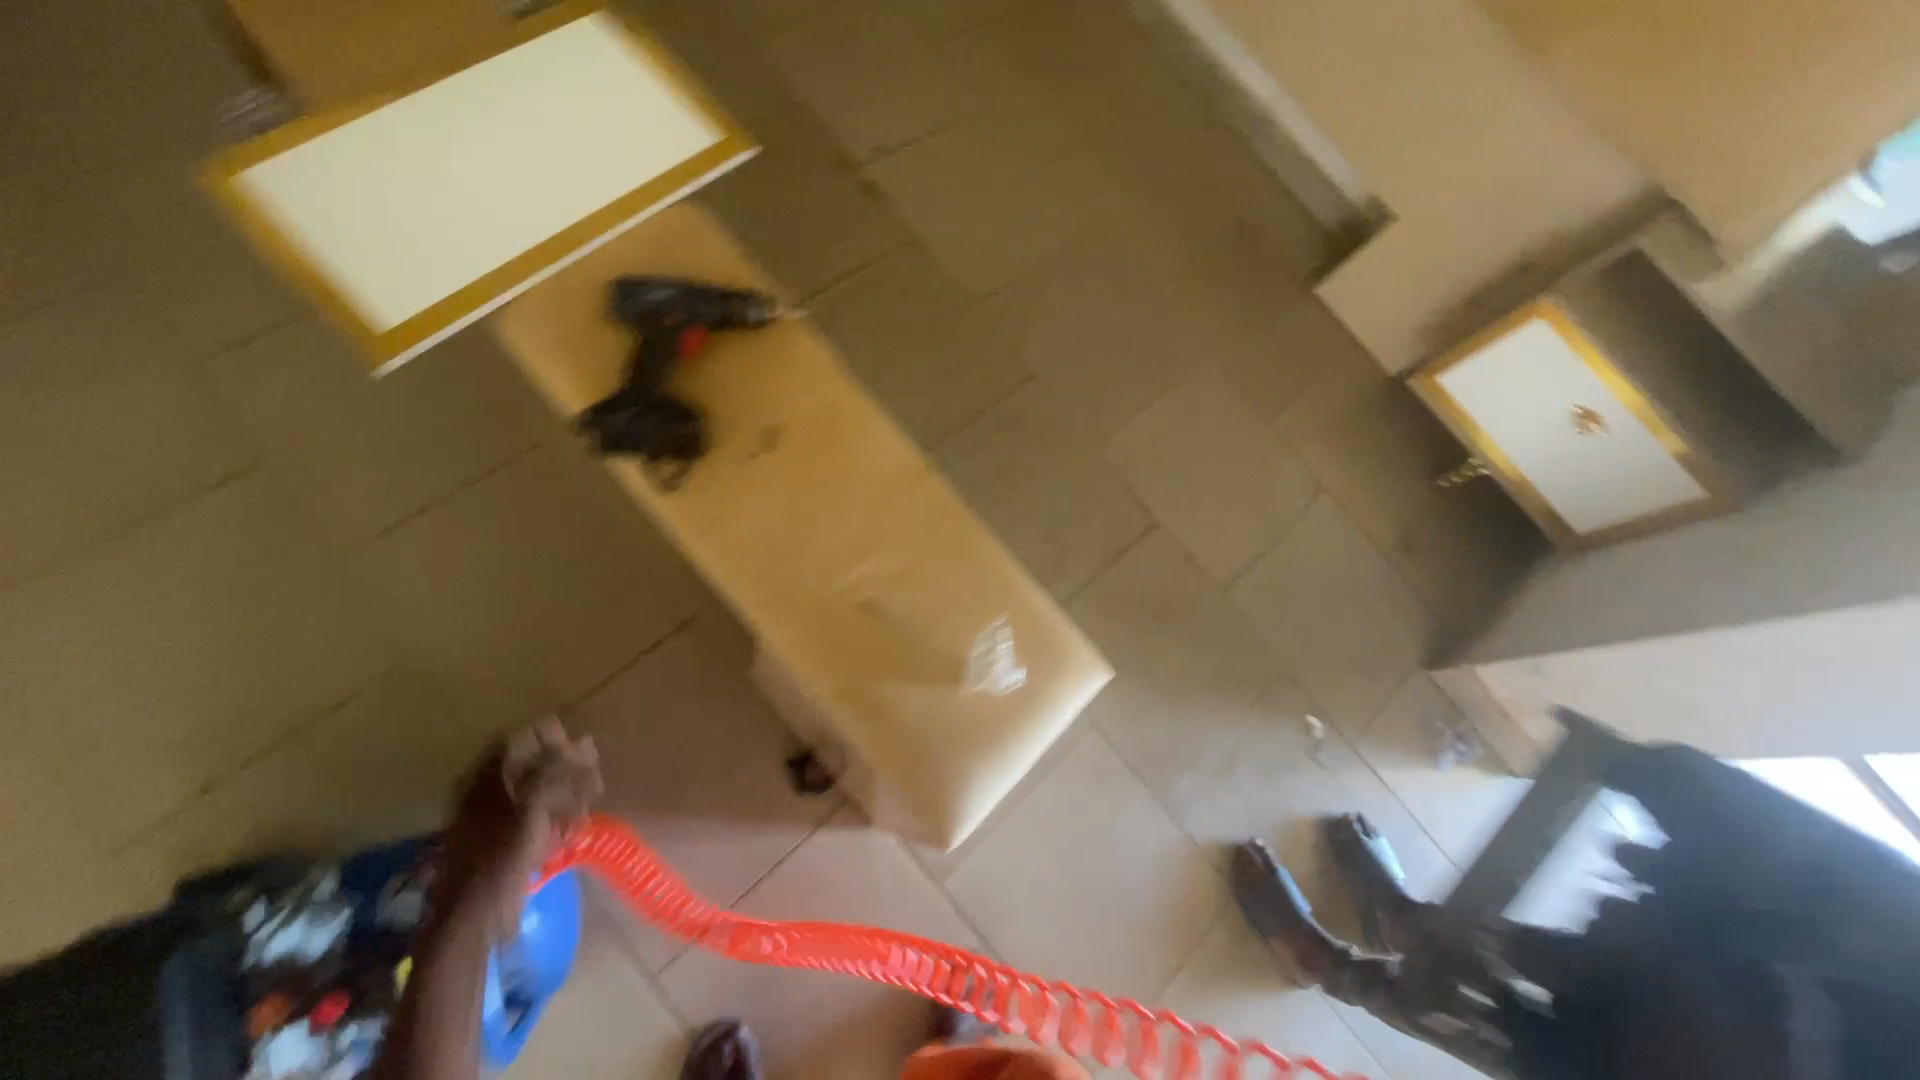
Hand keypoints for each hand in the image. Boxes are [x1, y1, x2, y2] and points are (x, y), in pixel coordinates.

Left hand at [434, 718, 602, 940]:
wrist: (471, 921)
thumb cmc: (498, 863)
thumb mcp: (530, 813)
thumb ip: (555, 773)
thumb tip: (582, 741)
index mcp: (485, 781)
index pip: (519, 740)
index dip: (551, 738)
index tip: (582, 748)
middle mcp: (486, 795)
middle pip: (532, 766)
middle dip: (567, 770)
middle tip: (594, 782)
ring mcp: (495, 821)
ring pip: (537, 794)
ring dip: (567, 797)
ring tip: (588, 810)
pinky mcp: (505, 844)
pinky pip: (536, 820)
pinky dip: (557, 821)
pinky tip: (573, 832)